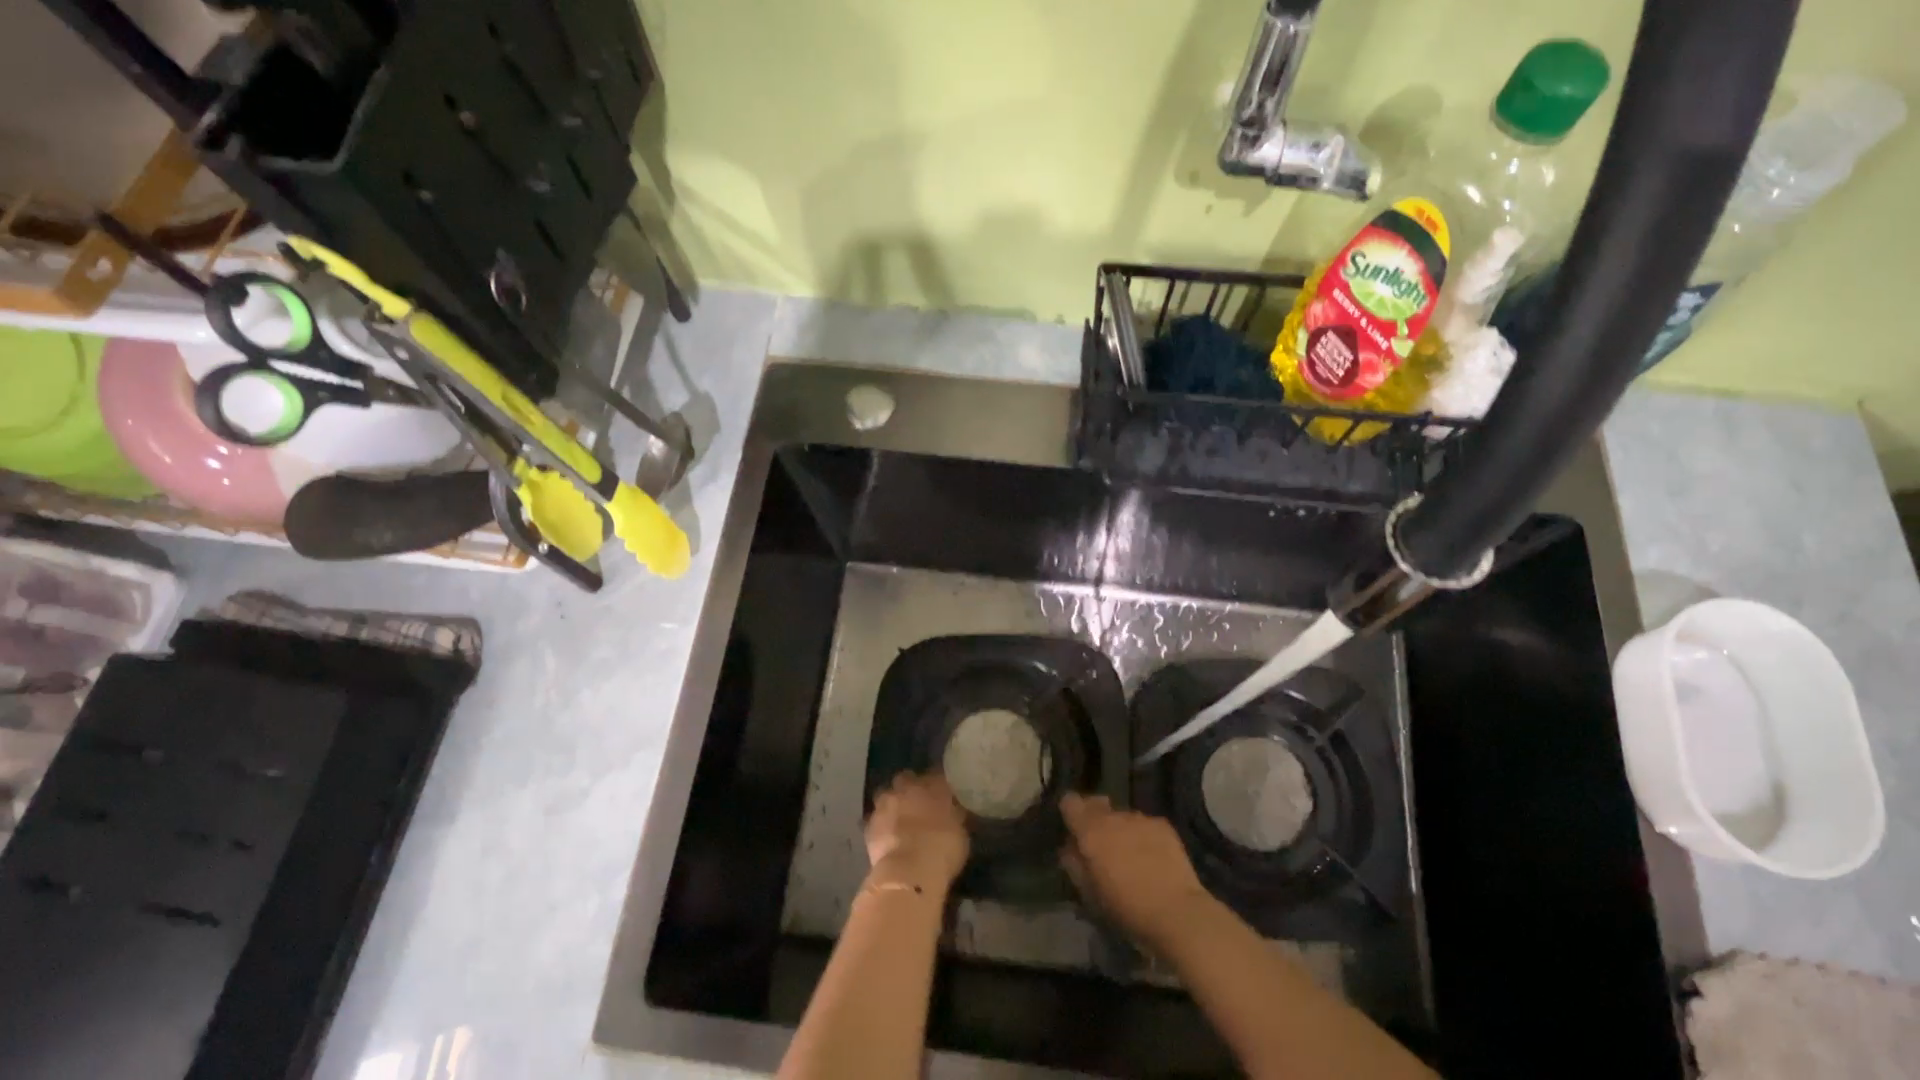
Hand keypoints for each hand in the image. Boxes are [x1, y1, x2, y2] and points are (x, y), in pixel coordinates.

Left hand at [865, 771, 969, 893]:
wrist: (910, 871)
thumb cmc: (943, 849)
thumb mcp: (961, 831)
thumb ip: (953, 815)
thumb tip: (953, 810)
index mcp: (933, 786)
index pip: (936, 774)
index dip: (937, 783)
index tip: (941, 792)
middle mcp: (907, 788)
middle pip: (906, 778)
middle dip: (909, 788)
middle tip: (917, 803)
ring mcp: (885, 805)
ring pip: (886, 795)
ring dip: (892, 804)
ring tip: (899, 820)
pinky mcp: (869, 825)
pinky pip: (875, 819)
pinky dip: (881, 825)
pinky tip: (888, 837)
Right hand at [1060, 793, 1213, 947]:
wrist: (1175, 911)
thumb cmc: (1124, 907)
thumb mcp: (1088, 892)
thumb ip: (1074, 863)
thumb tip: (1070, 848)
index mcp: (1090, 831)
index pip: (1070, 802)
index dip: (1069, 812)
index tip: (1073, 828)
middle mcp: (1114, 817)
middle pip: (1097, 804)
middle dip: (1095, 820)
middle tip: (1101, 846)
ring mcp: (1141, 818)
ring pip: (1122, 816)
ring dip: (1121, 829)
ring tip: (1130, 855)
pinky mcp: (1163, 825)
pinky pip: (1145, 824)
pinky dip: (1143, 835)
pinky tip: (1152, 857)